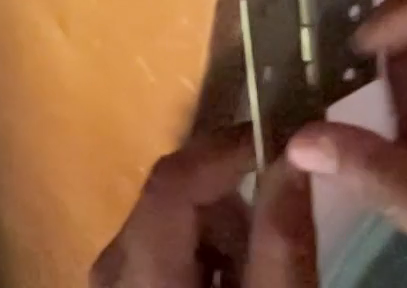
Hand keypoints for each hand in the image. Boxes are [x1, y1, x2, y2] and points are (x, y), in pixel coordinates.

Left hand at [92, 125, 317, 287]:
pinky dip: (207, 249)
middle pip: (175, 192)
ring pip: (175, 213)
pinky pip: (167, 238)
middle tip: (282, 231)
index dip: (227, 148)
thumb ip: (281, 242)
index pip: (173, 179)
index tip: (284, 134)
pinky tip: (234, 285)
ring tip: (257, 276)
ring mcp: (113, 274)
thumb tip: (295, 153)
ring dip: (224, 228)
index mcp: (137, 270)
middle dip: (234, 199)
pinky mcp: (125, 284)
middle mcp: (111, 261)